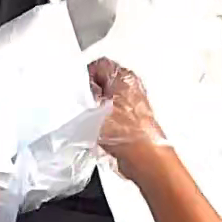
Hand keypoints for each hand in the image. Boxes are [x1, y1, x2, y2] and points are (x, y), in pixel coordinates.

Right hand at [88, 59, 169, 174]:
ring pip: (109, 98)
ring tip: (92, 119)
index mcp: (124, 77)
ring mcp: (134, 103)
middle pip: (105, 81)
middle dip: (92, 91)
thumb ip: (84, 94)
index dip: (86, 76)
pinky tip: (101, 130)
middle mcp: (132, 87)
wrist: (144, 157)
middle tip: (83, 103)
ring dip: (99, 107)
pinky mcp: (134, 120)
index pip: (99, 65)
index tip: (77, 88)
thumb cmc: (125, 132)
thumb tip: (81, 90)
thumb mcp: (93, 107)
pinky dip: (106, 119)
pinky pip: (114, 113)